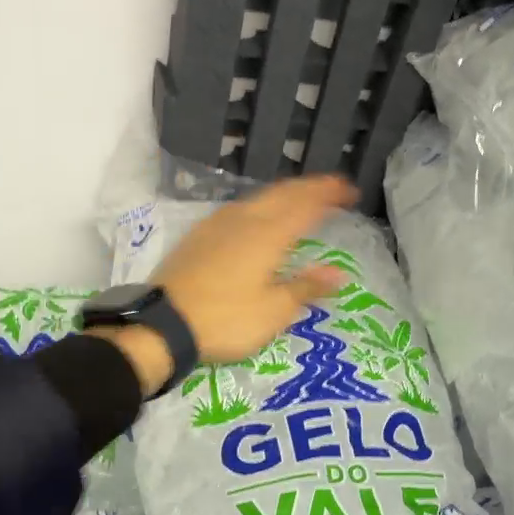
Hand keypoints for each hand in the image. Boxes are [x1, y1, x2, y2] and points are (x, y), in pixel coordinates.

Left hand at [93, 175, 358, 395]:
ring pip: (257, 199)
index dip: (329, 194)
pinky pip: (237, 210)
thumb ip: (306, 287)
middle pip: (281, 193)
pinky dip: (259, 208)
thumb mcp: (273, 312)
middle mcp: (244, 220)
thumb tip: (338, 273)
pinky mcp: (198, 237)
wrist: (164, 325)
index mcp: (268, 234)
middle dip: (309, 189)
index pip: (306, 204)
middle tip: (330, 191)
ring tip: (298, 201)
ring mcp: (216, 225)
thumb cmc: (226, 320)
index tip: (350, 191)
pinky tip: (256, 219)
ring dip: (282, 195)